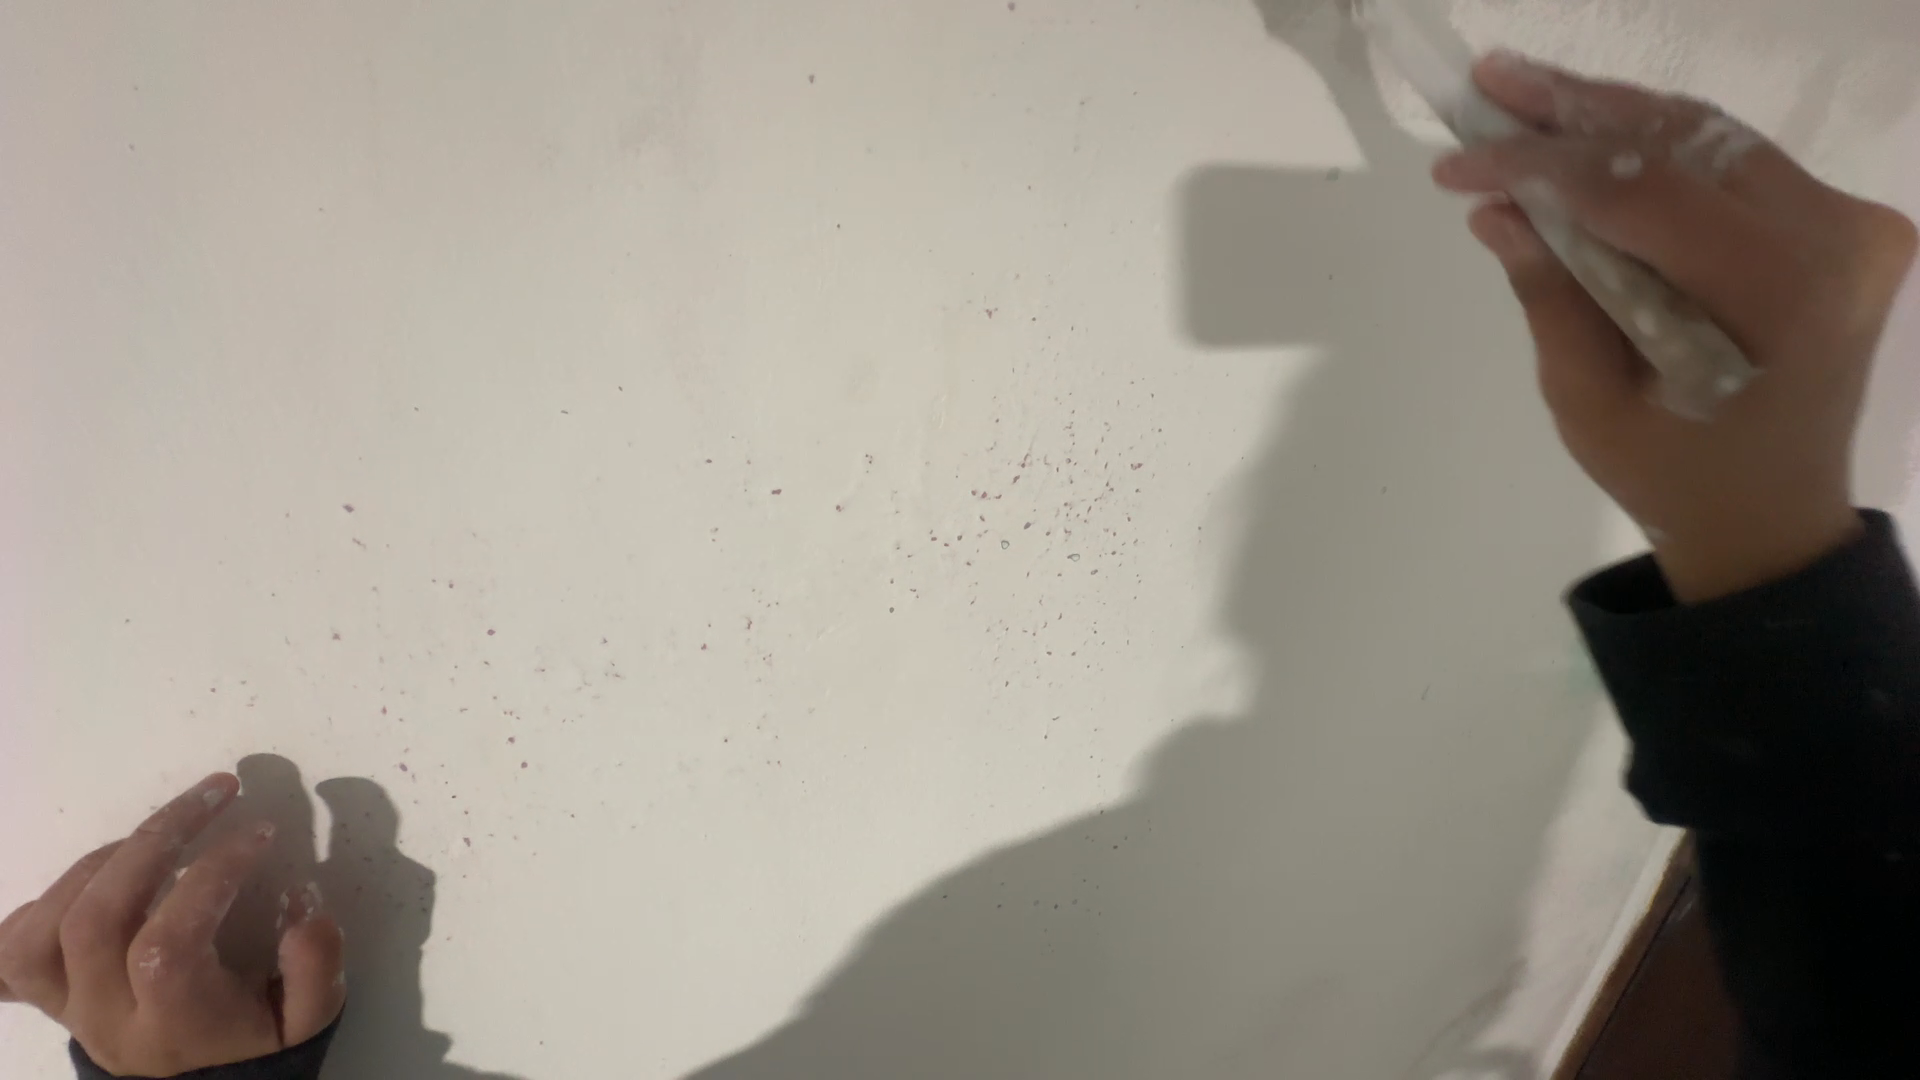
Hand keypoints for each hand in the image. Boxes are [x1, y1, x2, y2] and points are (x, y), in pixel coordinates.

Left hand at [0, 773, 345, 1076]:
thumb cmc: (261, 1037)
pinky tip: (104, 872)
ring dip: (103, 859)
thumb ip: (317, 967)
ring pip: (41, 929)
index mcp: (172, 1017)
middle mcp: (103, 1012)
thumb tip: (303, 903)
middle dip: (157, 838)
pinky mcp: (48, 995)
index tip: (264, 829)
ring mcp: (64, 1004)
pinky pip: (9, 950)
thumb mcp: (312, 1015)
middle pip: (94, 919)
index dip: (212, 874)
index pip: (168, 940)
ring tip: (167, 823)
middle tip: (218, 790)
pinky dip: (44, 900)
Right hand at [1432, 50, 1917, 601]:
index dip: (1542, 165)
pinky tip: (1578, 139)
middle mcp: (1831, 231)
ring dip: (1604, 115)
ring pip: (1706, 140)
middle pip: (1685, 141)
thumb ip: (1549, 293)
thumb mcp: (1584, 395)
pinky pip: (1720, 168)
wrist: (1763, 507)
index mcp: (1774, 290)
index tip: (1457, 163)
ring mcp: (1840, 220)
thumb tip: (1498, 213)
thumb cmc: (1664, 470)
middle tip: (1487, 80)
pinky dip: (1638, 152)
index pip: (1642, 193)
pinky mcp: (1822, 224)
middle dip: (1574, 107)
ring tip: (1518, 94)